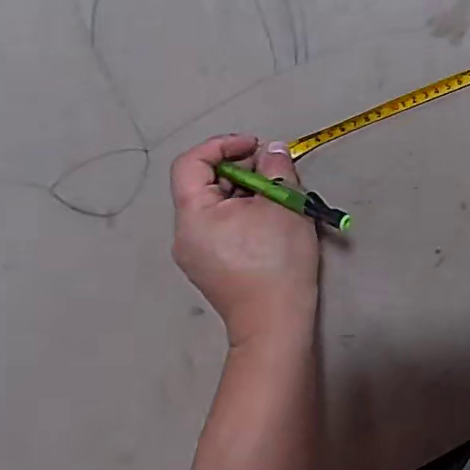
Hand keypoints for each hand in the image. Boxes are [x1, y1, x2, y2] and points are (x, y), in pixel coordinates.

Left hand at [170, 135, 319, 348]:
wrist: (276, 324)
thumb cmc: (277, 261)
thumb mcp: (283, 203)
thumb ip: (276, 167)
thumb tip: (272, 150)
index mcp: (194, 215)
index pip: (191, 162)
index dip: (222, 145)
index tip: (255, 146)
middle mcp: (185, 233)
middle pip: (203, 182)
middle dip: (239, 166)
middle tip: (273, 168)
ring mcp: (194, 253)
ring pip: (214, 203)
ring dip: (244, 189)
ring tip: (277, 193)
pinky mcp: (210, 266)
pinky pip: (219, 224)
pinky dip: (242, 210)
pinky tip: (269, 217)